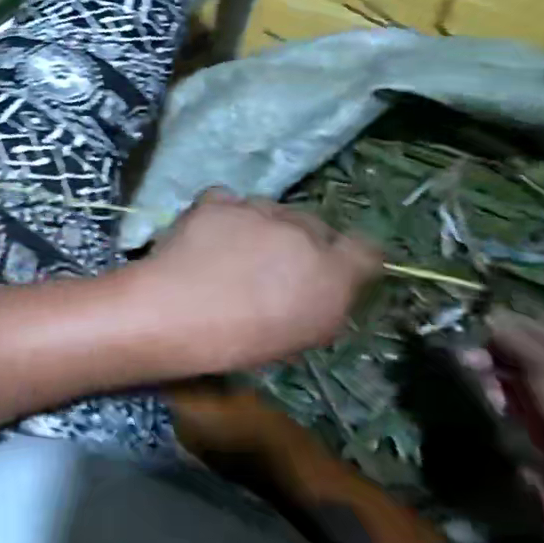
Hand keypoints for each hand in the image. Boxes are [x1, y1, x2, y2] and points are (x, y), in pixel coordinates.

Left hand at [127, 188, 381, 372]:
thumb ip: (323, 303)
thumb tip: (322, 287)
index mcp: (332, 273)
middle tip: (275, 266)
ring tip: (235, 251)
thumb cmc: (243, 342)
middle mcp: (302, 232)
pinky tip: (210, 234)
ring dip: (263, 225)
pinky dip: (225, 213)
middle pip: (315, 225)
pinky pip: (230, 201)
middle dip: (302, 242)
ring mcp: (258, 210)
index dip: (352, 257)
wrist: (178, 313)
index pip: (366, 250)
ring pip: (272, 209)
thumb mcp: (301, 338)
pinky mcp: (219, 200)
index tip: (336, 267)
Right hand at [486, 311, 543, 487]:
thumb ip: (516, 339)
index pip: (535, 329)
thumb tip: (487, 316)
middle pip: (526, 362)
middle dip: (497, 364)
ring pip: (526, 394)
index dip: (500, 328)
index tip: (470, 335)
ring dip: (506, 396)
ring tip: (499, 406)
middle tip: (474, 370)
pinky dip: (521, 425)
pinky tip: (517, 430)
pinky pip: (533, 426)